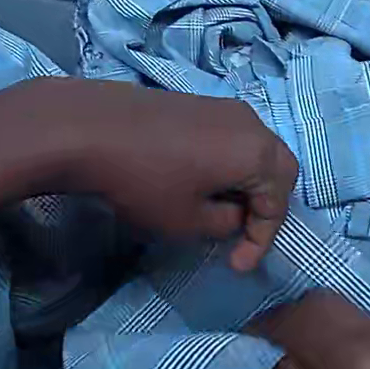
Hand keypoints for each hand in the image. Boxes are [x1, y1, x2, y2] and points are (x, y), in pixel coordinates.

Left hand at [0, 78, 296, 271]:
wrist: (92, 128)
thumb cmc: (145, 180)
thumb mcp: (189, 220)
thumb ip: (227, 223)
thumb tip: (234, 212)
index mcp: (257, 151)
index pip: (277, 202)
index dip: (262, 239)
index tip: (238, 265)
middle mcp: (249, 121)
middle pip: (276, 168)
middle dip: (265, 205)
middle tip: (242, 233)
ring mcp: (222, 106)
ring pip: (254, 149)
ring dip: (246, 182)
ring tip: (221, 209)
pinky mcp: (198, 103)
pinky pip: (230, 136)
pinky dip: (228, 162)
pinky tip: (200, 180)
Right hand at [254, 291, 369, 368]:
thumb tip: (269, 349)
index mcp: (360, 363)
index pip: (296, 320)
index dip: (264, 327)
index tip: (243, 341)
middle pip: (320, 303)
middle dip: (288, 318)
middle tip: (266, 348)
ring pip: (342, 308)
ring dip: (313, 322)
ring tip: (296, 356)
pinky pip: (364, 321)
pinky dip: (338, 329)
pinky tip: (330, 360)